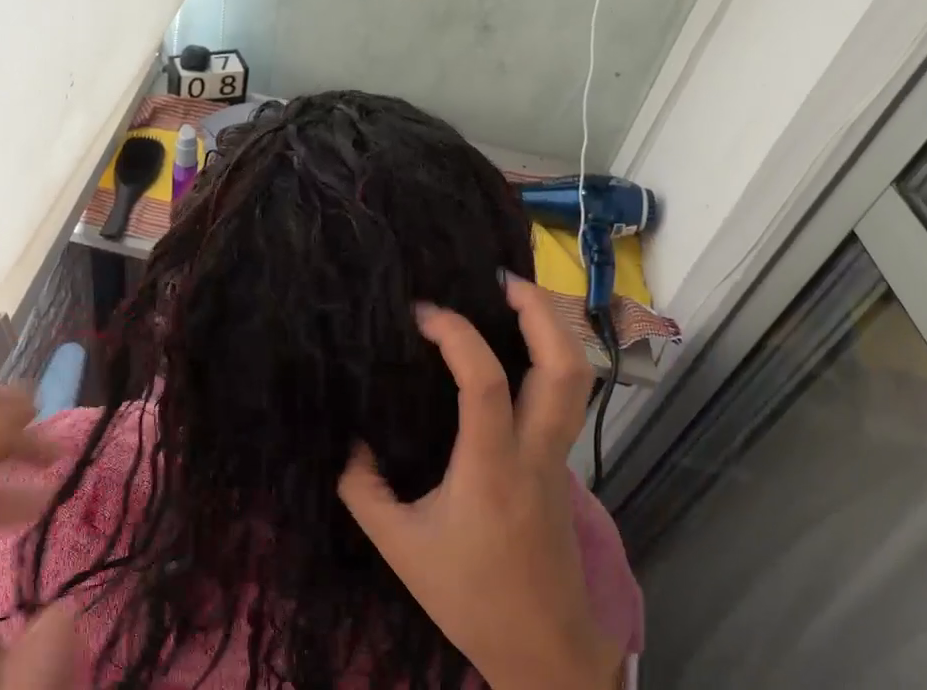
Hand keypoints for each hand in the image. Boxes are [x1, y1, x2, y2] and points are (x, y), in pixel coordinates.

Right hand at [337, 275, 622, 689]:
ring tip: (518, 300)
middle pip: (563, 366)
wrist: (543, 648)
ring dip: (554, 331)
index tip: (422, 313)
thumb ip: (362, 488)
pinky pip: (565, 401)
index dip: (455, 333)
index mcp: (491, 467)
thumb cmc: (468, 595)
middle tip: (502, 278)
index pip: (484, 379)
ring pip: (578, 381)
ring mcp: (558, 459)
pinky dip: (548, 362)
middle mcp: (535, 452)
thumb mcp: (397, 546)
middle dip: (539, 311)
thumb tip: (348, 441)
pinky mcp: (562, 469)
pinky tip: (517, 356)